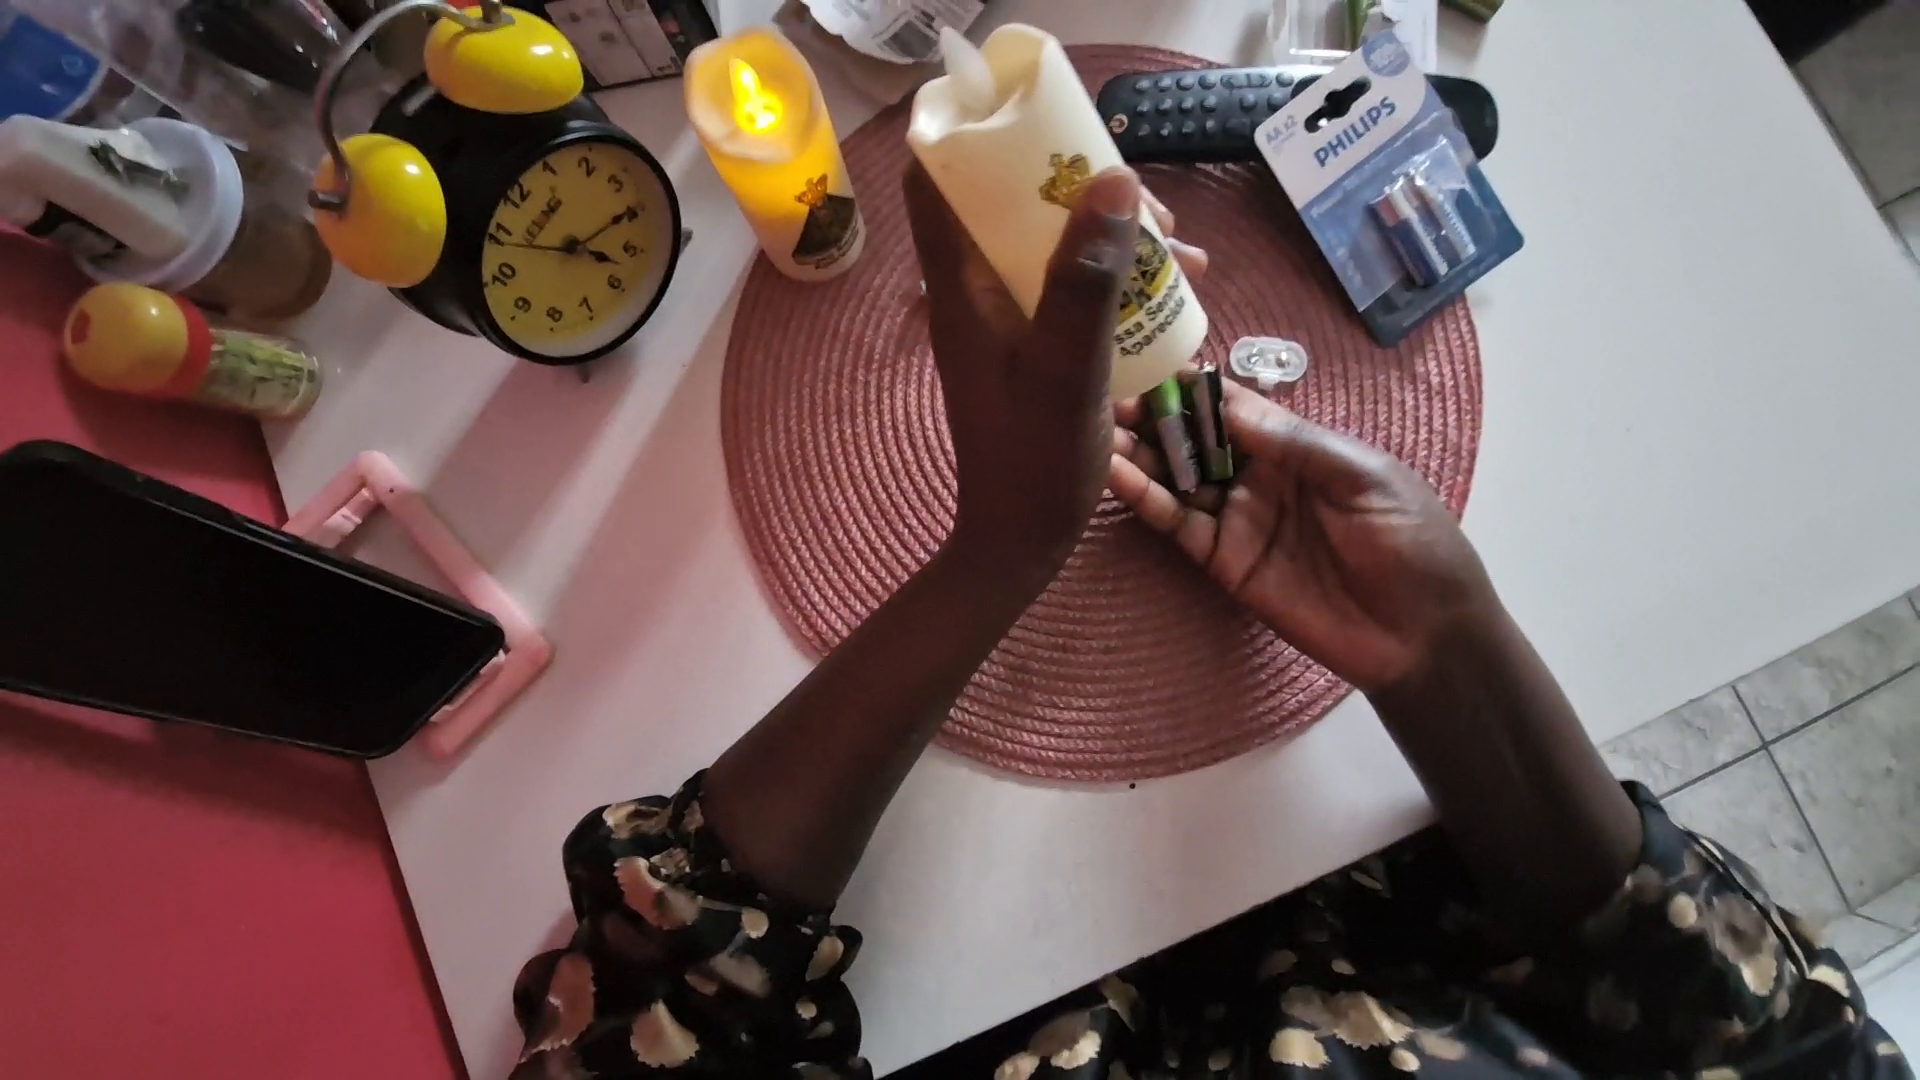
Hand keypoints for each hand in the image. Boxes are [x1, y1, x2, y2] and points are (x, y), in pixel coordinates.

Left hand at [904, 163, 1205, 586]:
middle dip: (1082, 190)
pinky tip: (1166, 299)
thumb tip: (1116, 180)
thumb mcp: (1065, 367)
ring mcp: (1002, 323)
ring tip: (1182, 260)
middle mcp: (973, 294)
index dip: (976, 136)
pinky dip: (1112, 283)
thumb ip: (1084, 278)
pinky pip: (1068, 292)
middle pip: (1012, 206)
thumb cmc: (1034, 461)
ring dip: (1112, 239)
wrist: (1020, 538)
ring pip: (1050, 249)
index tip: (1046, 125)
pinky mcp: (1030, 349)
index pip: (936, 180)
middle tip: (1155, 215)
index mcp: (960, 287)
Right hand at [1110, 381, 1495, 690]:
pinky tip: (1115, 474)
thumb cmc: (1411, 543)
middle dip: (1154, 417)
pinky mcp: (1219, 558)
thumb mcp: (1364, 477)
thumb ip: (1294, 441)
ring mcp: (1234, 518)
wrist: (1419, 637)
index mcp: (1296, 447)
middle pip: (1194, 439)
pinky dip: (1144, 499)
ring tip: (1096, 430)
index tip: (1148, 366)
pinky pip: (1175, 522)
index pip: (1232, 407)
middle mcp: (1256, 476)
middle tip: (1106, 399)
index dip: (1193, 387)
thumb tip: (1226, 401)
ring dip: (1138, 453)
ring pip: (1175, 478)